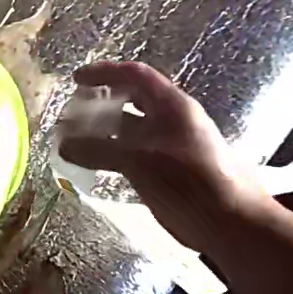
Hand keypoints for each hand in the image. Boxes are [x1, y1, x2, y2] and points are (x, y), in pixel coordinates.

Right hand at [56, 61, 276, 256]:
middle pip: (132, 101)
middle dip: (101, 103)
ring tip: (74, 141)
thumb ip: (100, 150)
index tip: (76, 81)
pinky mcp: (168, 171)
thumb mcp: (139, 160)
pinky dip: (113, 155)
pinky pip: (134, 155)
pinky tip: (94, 166)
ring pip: (132, 131)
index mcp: (171, 105)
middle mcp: (171, 120)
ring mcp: (170, 146)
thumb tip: (63, 143)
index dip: (105, 73)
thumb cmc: (188, 180)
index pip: (134, 75)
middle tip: (73, 112)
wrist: (229, 220)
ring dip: (105, 133)